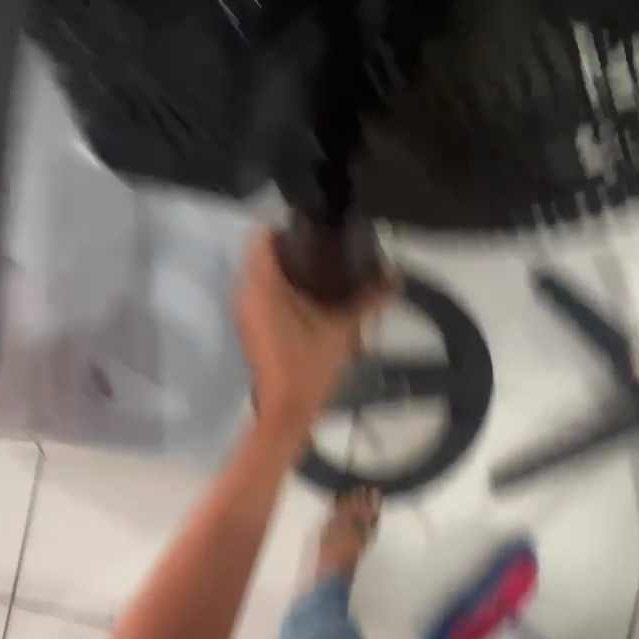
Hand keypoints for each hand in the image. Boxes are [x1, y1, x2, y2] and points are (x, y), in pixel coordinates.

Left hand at [235, 233, 389, 440]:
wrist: (285, 412)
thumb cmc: (308, 369)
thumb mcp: (341, 331)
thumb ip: (366, 301)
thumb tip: (394, 278)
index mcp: (262, 286)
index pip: (263, 236)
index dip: (287, 226)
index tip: (316, 229)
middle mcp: (245, 292)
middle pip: (262, 252)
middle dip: (291, 247)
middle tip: (325, 249)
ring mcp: (244, 310)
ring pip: (260, 273)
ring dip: (286, 269)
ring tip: (321, 269)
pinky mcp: (249, 325)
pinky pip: (260, 292)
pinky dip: (279, 288)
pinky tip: (308, 295)